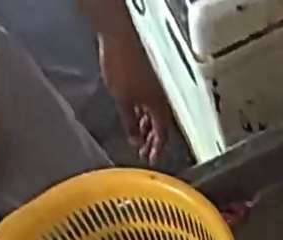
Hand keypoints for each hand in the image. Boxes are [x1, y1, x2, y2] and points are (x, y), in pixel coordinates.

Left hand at [97, 31, 173, 163]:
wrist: (118, 35)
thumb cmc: (122, 67)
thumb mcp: (123, 101)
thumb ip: (129, 124)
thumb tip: (134, 141)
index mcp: (160, 106)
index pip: (163, 134)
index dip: (158, 150)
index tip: (152, 161)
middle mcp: (161, 98)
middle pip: (161, 126)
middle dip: (152, 142)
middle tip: (144, 154)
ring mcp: (155, 88)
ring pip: (154, 115)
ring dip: (147, 129)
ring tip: (138, 140)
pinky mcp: (147, 79)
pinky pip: (149, 103)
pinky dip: (143, 115)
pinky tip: (136, 120)